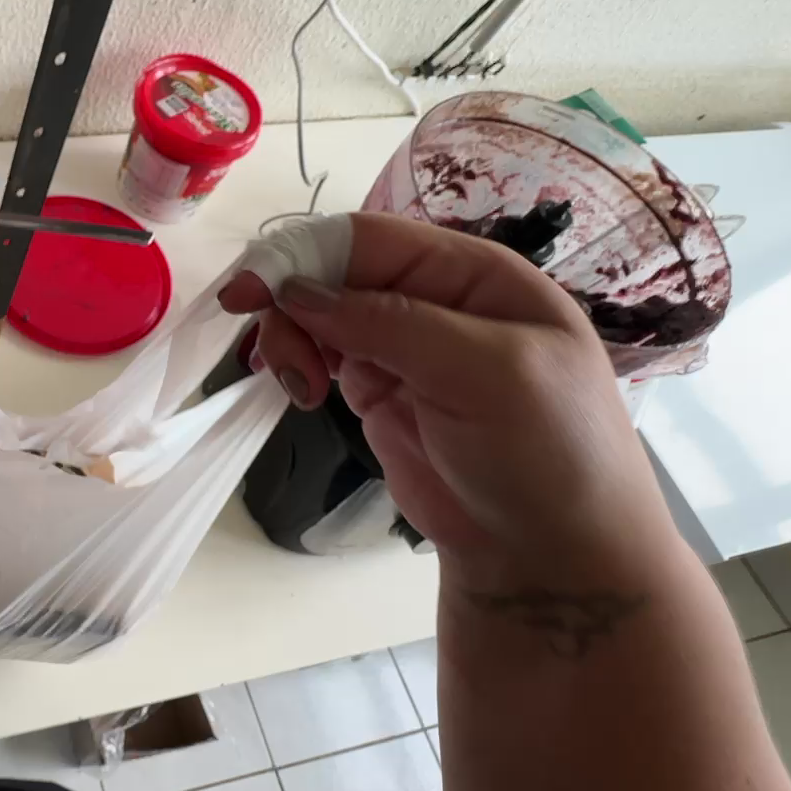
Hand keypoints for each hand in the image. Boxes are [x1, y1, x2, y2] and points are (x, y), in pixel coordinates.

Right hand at [218, 212, 674, 581]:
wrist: (547, 550)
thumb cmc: (543, 452)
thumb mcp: (484, 374)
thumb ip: (389, 323)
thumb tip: (292, 291)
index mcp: (470, 273)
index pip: (365, 239)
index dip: (298, 255)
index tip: (243, 295)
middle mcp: (428, 298)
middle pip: (328, 273)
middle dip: (290, 308)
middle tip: (283, 363)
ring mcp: (396, 344)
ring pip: (312, 313)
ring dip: (289, 342)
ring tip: (303, 390)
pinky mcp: (372, 386)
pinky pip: (315, 354)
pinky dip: (296, 367)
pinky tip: (307, 397)